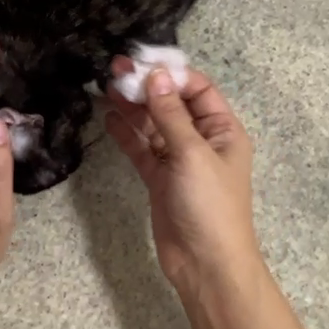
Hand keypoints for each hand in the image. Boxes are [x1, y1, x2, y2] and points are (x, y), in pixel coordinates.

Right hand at [103, 60, 261, 292]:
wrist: (205, 264)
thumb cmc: (209, 205)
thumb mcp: (192, 154)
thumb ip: (171, 114)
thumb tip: (156, 75)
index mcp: (222, 130)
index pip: (197, 89)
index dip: (171, 74)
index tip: (141, 64)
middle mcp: (201, 140)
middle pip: (172, 104)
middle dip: (147, 87)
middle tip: (114, 71)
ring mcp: (179, 160)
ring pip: (153, 125)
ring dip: (132, 108)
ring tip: (106, 88)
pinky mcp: (159, 179)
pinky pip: (142, 149)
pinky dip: (126, 134)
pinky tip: (108, 118)